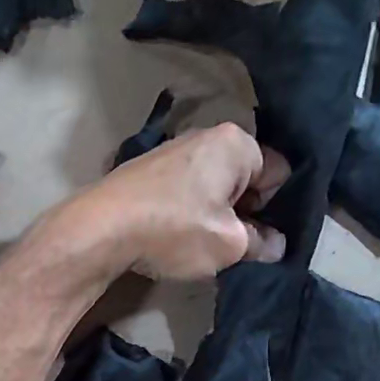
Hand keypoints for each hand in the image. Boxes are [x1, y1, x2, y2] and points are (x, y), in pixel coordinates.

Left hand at [42, 122, 289, 282]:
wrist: (99, 230)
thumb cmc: (175, 230)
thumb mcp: (230, 245)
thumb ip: (262, 243)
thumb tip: (276, 244)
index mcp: (236, 143)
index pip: (280, 173)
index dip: (276, 208)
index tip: (261, 235)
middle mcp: (208, 135)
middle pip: (248, 177)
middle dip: (248, 209)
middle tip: (238, 243)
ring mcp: (177, 149)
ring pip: (218, 184)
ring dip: (220, 212)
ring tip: (206, 241)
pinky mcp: (153, 167)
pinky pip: (192, 187)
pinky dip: (194, 208)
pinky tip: (180, 232)